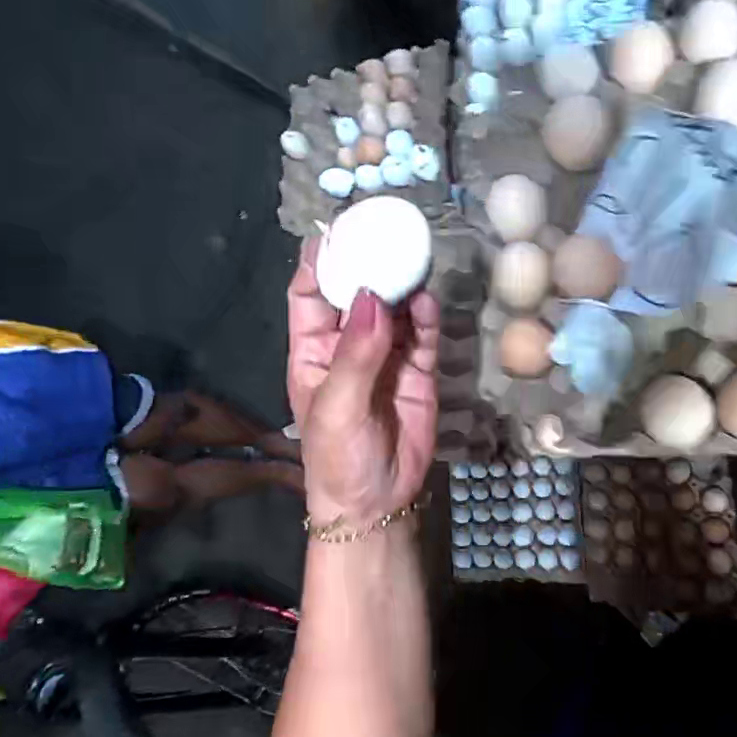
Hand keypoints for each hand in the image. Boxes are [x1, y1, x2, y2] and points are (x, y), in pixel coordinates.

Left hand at [287, 237, 439, 526]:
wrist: (378, 502)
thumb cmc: (338, 458)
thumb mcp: (336, 407)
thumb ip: (356, 354)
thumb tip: (372, 297)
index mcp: (312, 352)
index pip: (308, 296)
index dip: (318, 264)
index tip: (335, 233)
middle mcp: (348, 347)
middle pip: (355, 295)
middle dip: (367, 266)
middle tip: (384, 234)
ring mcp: (386, 357)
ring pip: (393, 310)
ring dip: (401, 286)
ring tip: (412, 258)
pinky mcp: (418, 371)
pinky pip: (422, 336)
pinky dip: (426, 317)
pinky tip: (428, 300)